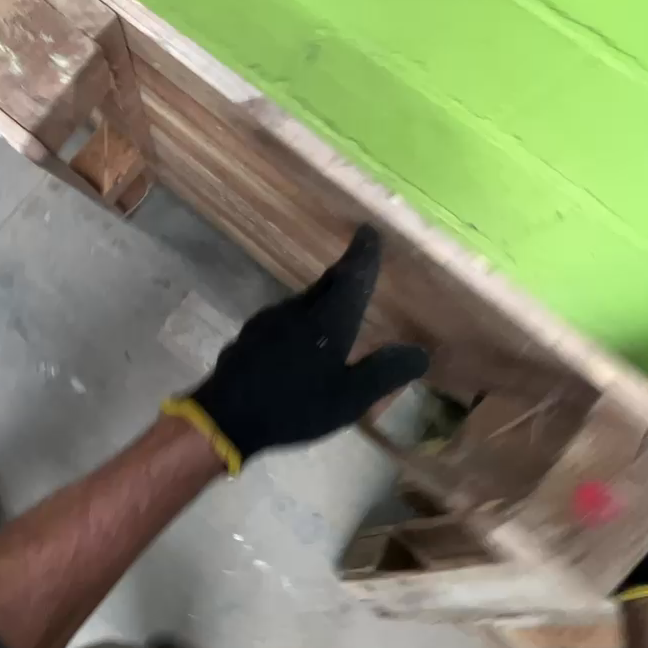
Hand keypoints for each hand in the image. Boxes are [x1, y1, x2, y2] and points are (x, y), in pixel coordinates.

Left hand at [186, 225, 427, 463]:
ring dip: (324, 296)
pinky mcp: (253, 334)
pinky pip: (288, 317)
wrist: (228, 414)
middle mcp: (297, 310)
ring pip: (305, 301)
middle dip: (345, 272)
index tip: (369, 232)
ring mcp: (269, 320)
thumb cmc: (296, 406)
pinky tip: (306, 337)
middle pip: (326, 284)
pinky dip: (305, 317)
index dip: (363, 255)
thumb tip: (420, 351)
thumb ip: (384, 372)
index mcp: (326, 319)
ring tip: (341, 302)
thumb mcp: (350, 398)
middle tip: (361, 263)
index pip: (350, 276)